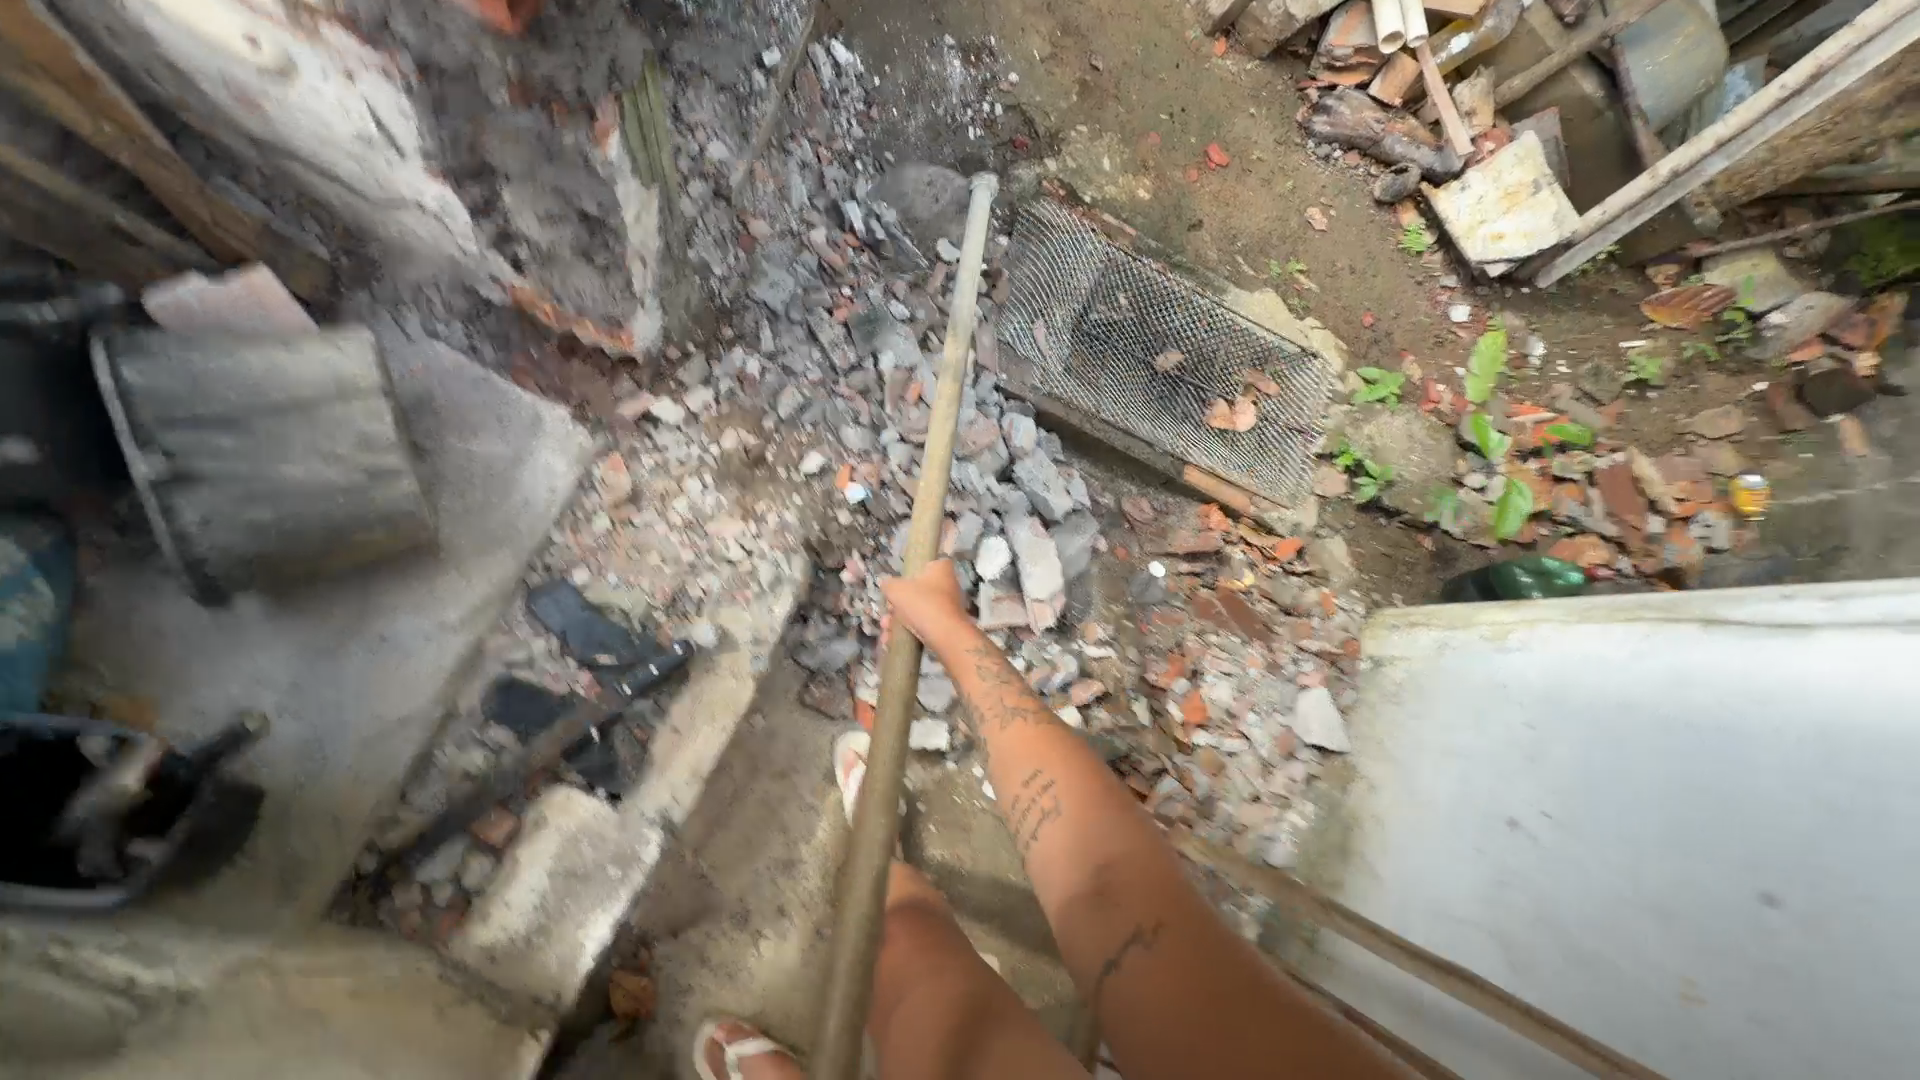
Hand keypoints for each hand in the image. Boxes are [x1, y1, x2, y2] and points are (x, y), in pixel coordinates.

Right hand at [880, 559, 968, 645]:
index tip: (901, 582)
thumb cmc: (921, 603)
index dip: (914, 571)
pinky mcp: (945, 626)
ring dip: (897, 621)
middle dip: (896, 605)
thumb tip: (887, 585)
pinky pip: (922, 626)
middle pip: (918, 591)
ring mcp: (947, 608)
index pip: (929, 563)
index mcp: (941, 570)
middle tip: (887, 612)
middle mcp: (948, 586)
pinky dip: (906, 632)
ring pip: (917, 611)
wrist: (944, 635)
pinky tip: (890, 640)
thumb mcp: (896, 589)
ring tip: (886, 630)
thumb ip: (888, 584)